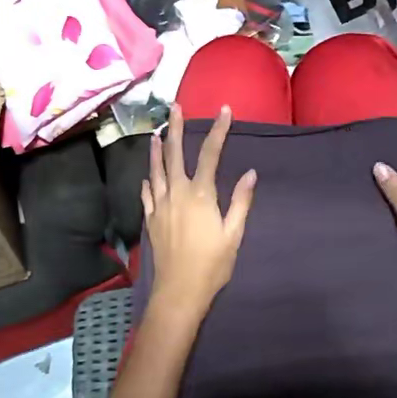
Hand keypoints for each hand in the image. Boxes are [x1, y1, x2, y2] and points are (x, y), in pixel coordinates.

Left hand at [142, 103, 257, 323]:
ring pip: (156, 170)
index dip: (218, 130)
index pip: (210, 154)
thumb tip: (249, 173)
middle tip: (175, 107)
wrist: (179, 290)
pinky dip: (148, 181)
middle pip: (174, 153)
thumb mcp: (234, 233)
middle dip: (176, 127)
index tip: (224, 110)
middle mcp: (177, 193)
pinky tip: (148, 176)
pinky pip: (147, 194)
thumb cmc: (212, 264)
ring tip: (156, 133)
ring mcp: (160, 205)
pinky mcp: (150, 219)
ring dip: (156, 150)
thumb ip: (240, 201)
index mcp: (200, 194)